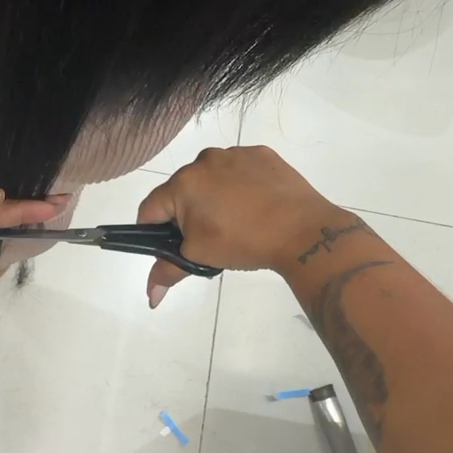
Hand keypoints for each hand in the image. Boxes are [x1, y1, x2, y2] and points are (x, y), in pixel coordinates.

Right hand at [136, 146, 354, 306]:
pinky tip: (254, 206)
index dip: (153, 232)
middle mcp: (204, 160)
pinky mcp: (262, 154)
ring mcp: (235, 153)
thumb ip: (167, 271)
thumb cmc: (243, 242)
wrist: (303, 230)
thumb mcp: (200, 257)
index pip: (149, 209)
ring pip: (209, 179)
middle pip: (180, 191)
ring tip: (235, 221)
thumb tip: (151, 298)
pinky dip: (238, 186)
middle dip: (186, 214)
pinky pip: (237, 170)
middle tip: (208, 236)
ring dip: (212, 198)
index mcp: (182, 183)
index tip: (172, 246)